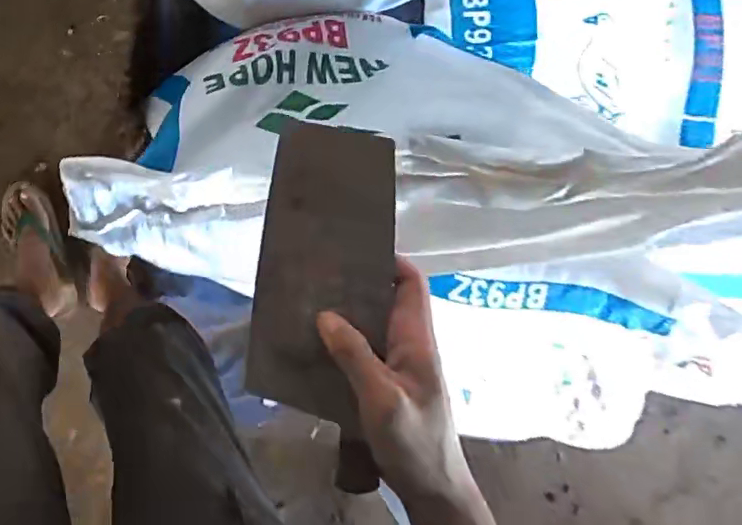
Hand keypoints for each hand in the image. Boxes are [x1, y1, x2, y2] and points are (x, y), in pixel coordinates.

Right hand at [317, 257, 493, 524]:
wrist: (433, 494)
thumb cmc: (415, 443)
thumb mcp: (382, 399)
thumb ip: (355, 355)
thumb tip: (325, 314)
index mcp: (416, 339)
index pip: (411, 283)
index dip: (389, 259)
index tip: (354, 247)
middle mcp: (408, 345)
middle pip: (385, 297)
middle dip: (355, 280)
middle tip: (318, 269)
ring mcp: (396, 366)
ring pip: (369, 323)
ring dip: (343, 310)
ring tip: (307, 298)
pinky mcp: (383, 384)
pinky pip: (359, 349)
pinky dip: (339, 339)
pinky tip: (313, 340)